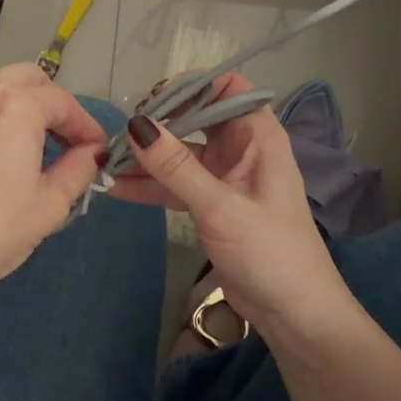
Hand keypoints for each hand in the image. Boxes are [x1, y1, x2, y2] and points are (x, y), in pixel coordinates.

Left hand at [0, 64, 107, 341]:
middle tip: (67, 142)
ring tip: (34, 145)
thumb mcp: (50, 203)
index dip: (86, 125)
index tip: (97, 150)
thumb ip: (79, 169)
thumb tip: (92, 153)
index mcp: (15, 103)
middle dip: (53, 104)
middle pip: (29, 79)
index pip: (63, 102)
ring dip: (21, 104)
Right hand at [109, 73, 356, 332]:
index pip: (227, 88)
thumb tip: (136, 123)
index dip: (191, 87)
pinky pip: (174, 185)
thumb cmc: (269, 252)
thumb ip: (176, 166)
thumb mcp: (219, 206)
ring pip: (180, 154)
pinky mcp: (210, 205)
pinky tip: (115, 187)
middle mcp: (241, 149)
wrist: (294, 314)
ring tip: (106, 160)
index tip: (152, 100)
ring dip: (147, 157)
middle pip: (196, 119)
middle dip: (158, 122)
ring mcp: (224, 178)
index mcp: (259, 137)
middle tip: (119, 133)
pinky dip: (149, 185)